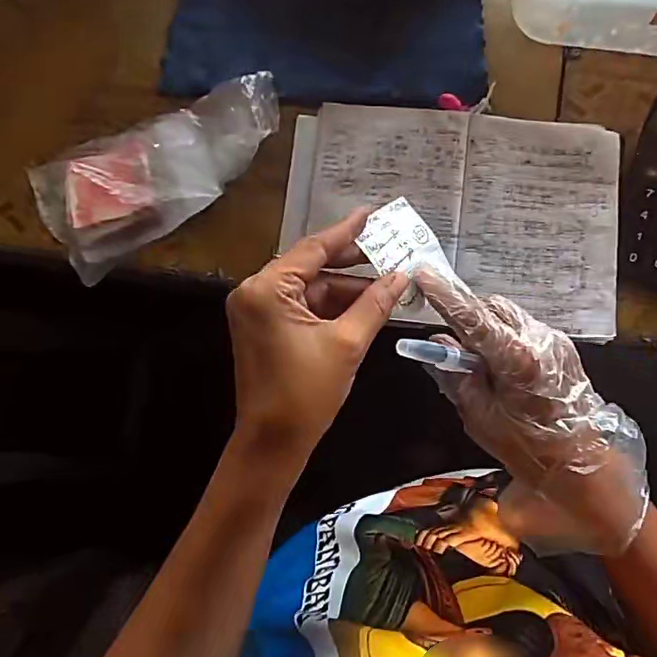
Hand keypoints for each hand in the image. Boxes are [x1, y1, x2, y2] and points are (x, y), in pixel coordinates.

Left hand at [227, 207, 409, 454]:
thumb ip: (374, 303)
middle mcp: (255, 292)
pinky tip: (364, 306)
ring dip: (345, 289)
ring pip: (310, 289)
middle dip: (351, 263)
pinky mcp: (264, 328)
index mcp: (267, 289)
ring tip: (386, 284)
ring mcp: (257, 311)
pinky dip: (331, 307)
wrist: (273, 443)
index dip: (347, 232)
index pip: (313, 249)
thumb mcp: (347, 343)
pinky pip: (302, 307)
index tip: (371, 214)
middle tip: (388, 249)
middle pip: (310, 266)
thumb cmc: (306, 393)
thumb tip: (401, 275)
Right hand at [413, 268, 649, 554]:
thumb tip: (439, 343)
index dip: (445, 296)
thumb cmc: (529, 450)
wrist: (582, 466)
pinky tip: (498, 364)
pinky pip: (523, 328)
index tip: (424, 275)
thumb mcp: (479, 418)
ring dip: (486, 326)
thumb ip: (457, 376)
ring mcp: (554, 340)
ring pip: (508, 315)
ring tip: (476, 359)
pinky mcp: (561, 346)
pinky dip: (503, 336)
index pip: (472, 317)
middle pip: (492, 307)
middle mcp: (539, 340)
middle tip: (448, 338)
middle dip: (466, 314)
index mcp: (517, 360)